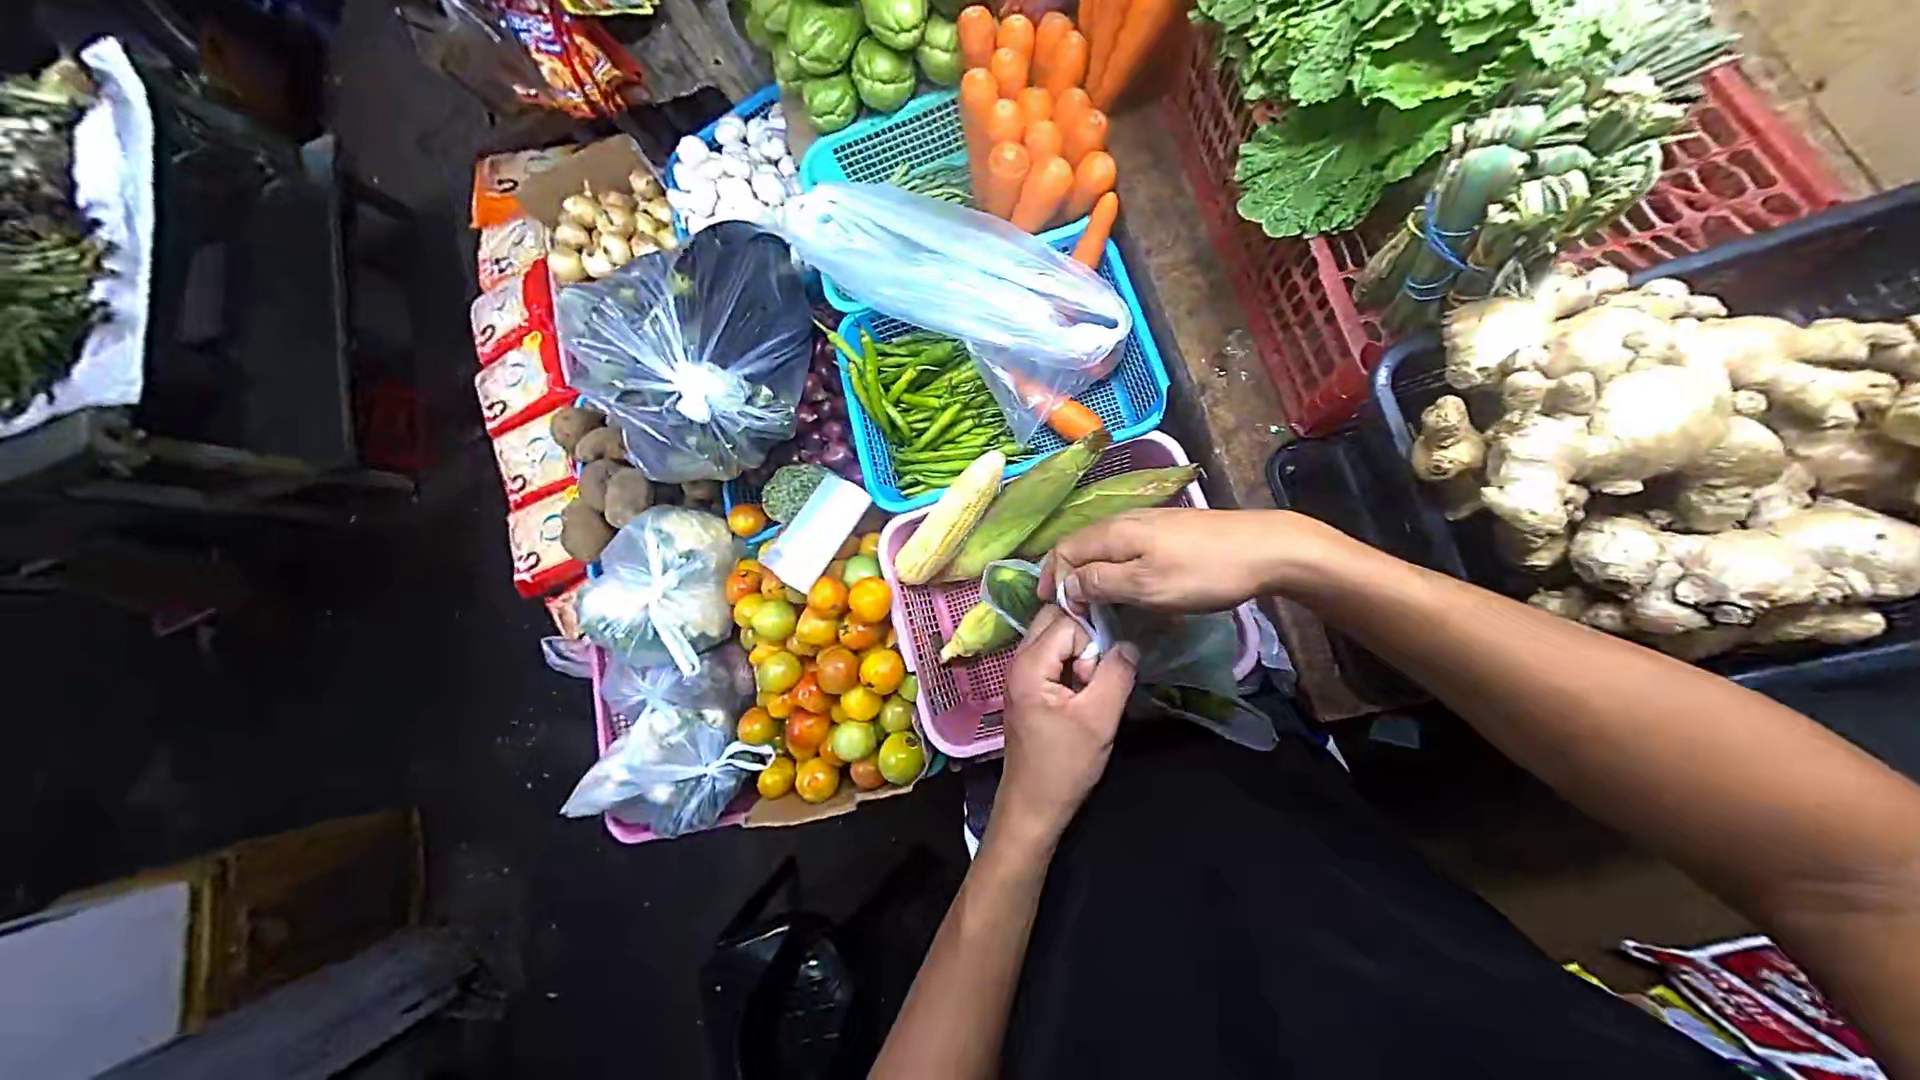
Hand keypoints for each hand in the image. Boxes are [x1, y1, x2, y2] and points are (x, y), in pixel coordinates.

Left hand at [995, 605, 1137, 843]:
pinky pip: (1051, 654)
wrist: (1034, 803)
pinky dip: (1070, 665)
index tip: (1092, 681)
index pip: (1068, 621)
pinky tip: (1078, 693)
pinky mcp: (1027, 683)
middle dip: (1083, 638)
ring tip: (1086, 688)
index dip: (1089, 645)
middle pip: (1054, 618)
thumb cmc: (1064, 764)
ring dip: (1077, 653)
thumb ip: (1117, 674)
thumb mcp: (1100, 718)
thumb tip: (1128, 643)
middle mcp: (1018, 659)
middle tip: (1092, 676)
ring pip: (1053, 635)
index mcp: (1029, 663)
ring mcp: (1020, 671)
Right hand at [1039, 508, 1347, 613]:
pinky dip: (1111, 565)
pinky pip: (1122, 545)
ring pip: (1101, 545)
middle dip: (1065, 574)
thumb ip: (1101, 583)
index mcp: (1112, 532)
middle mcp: (1123, 520)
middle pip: (1079, 545)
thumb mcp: (1146, 586)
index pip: (1063, 550)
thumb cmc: (1202, 572)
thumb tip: (1067, 584)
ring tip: (1089, 599)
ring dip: (1088, 571)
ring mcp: (1147, 521)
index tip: (1052, 608)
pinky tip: (1122, 581)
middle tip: (1067, 607)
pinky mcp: (1166, 528)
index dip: (1051, 578)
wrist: (1267, 548)